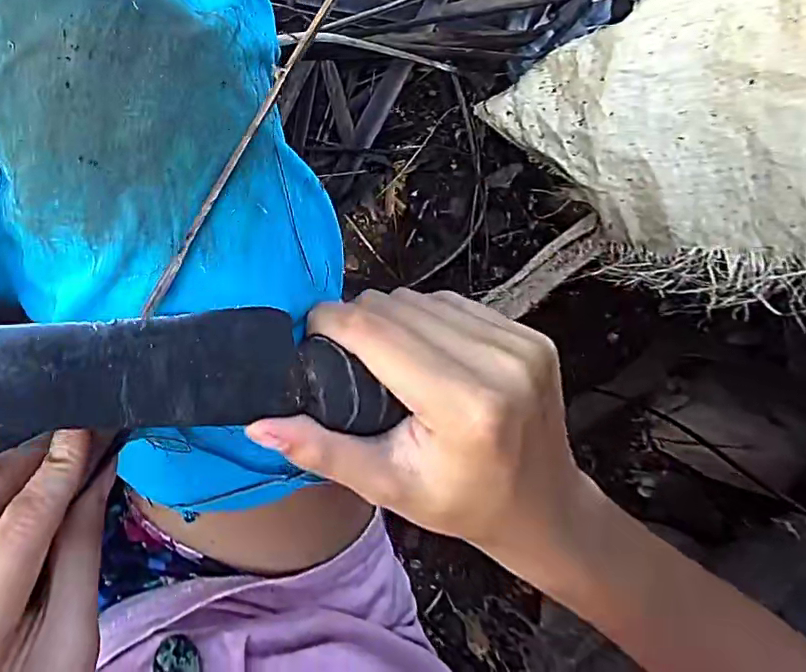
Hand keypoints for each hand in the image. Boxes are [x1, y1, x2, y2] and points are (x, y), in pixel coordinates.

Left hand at [0, 429, 112, 671]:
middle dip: (34, 451)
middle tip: (77, 437)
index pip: (19, 523)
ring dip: (15, 465)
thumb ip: (80, 555)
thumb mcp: (72, 648)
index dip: (60, 467)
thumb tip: (95, 479)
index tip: (87, 432)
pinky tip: (29, 488)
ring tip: (60, 458)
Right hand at [246, 289, 591, 560]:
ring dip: (390, 316)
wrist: (547, 510)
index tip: (309, 335)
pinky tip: (423, 348)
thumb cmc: (462, 502)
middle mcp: (499, 364)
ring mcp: (519, 344)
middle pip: (391, 306)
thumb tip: (258, 425)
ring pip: (417, 296)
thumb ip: (321, 450)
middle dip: (356, 321)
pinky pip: (448, 300)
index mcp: (464, 406)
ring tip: (387, 356)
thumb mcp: (386, 486)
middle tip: (349, 359)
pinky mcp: (529, 334)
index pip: (372, 330)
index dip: (327, 321)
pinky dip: (423, 315)